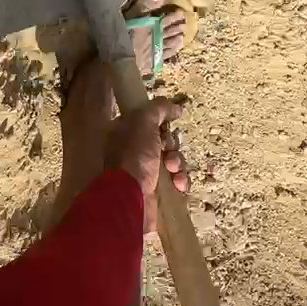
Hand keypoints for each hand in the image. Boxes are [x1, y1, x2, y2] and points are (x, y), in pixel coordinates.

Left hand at [102, 98, 189, 231]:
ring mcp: (146, 172)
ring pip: (173, 160)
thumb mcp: (144, 122)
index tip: (168, 125)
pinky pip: (177, 180)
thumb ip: (159, 109)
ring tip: (173, 170)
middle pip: (164, 140)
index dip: (162, 122)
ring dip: (178, 163)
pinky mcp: (158, 191)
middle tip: (169, 151)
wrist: (131, 198)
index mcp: (126, 133)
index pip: (150, 121)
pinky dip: (180, 180)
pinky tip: (178, 184)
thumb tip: (177, 107)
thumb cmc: (134, 155)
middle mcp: (134, 151)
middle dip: (172, 144)